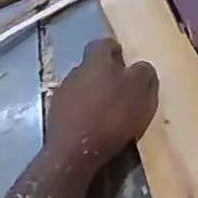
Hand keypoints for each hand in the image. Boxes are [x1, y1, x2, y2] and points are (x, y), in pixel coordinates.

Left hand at [46, 38, 157, 168]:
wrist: (74, 153)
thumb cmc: (112, 115)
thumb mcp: (141, 89)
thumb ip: (143, 72)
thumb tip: (140, 67)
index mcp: (95, 62)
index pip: (102, 44)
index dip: (114, 49)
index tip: (125, 59)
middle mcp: (75, 73)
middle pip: (92, 67)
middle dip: (105, 74)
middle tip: (122, 87)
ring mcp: (61, 96)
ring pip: (82, 88)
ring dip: (95, 94)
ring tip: (110, 110)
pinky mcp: (54, 118)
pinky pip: (74, 108)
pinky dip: (85, 112)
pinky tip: (96, 125)